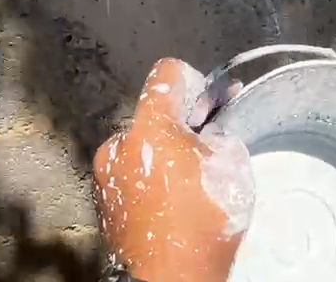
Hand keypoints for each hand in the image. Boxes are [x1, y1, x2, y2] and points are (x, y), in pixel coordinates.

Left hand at [95, 58, 254, 281]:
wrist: (174, 281)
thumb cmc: (206, 216)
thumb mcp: (230, 159)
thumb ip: (217, 129)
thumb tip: (207, 127)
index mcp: (149, 126)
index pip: (167, 73)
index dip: (194, 81)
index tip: (210, 103)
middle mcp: (118, 145)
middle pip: (154, 112)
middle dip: (181, 119)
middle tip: (208, 136)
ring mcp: (106, 177)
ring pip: (141, 144)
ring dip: (165, 148)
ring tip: (191, 170)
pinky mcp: (105, 206)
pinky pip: (132, 173)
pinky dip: (152, 174)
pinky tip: (174, 193)